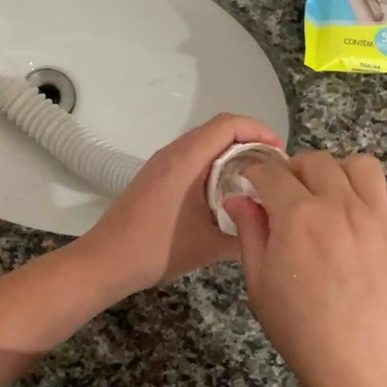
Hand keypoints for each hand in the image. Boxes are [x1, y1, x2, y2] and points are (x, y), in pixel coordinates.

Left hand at [78, 113, 283, 293]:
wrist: (106, 261)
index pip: (228, 124)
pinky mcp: (154, 178)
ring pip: (203, 145)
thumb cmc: (156, 250)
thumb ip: (244, 234)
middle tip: (273, 170)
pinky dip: (213, 167)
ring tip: (255, 181)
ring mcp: (160, 165)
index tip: (280, 153)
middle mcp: (172, 154)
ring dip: (230, 155)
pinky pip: (191, 160)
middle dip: (249, 143)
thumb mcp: (209, 246)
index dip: (259, 131)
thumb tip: (272, 228)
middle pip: (217, 130)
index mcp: (185, 160)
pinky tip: (225, 194)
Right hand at [223, 151, 386, 386]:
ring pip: (362, 165)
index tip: (251, 182)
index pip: (271, 173)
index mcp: (298, 215)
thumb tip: (237, 199)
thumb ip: (250, 233)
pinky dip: (385, 196)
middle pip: (316, 161)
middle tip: (286, 193)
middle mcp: (340, 205)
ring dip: (340, 172)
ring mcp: (377, 217)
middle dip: (294, 170)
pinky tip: (368, 215)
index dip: (256, 173)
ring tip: (329, 195)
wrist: (359, 361)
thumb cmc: (299, 327)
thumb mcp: (258, 282)